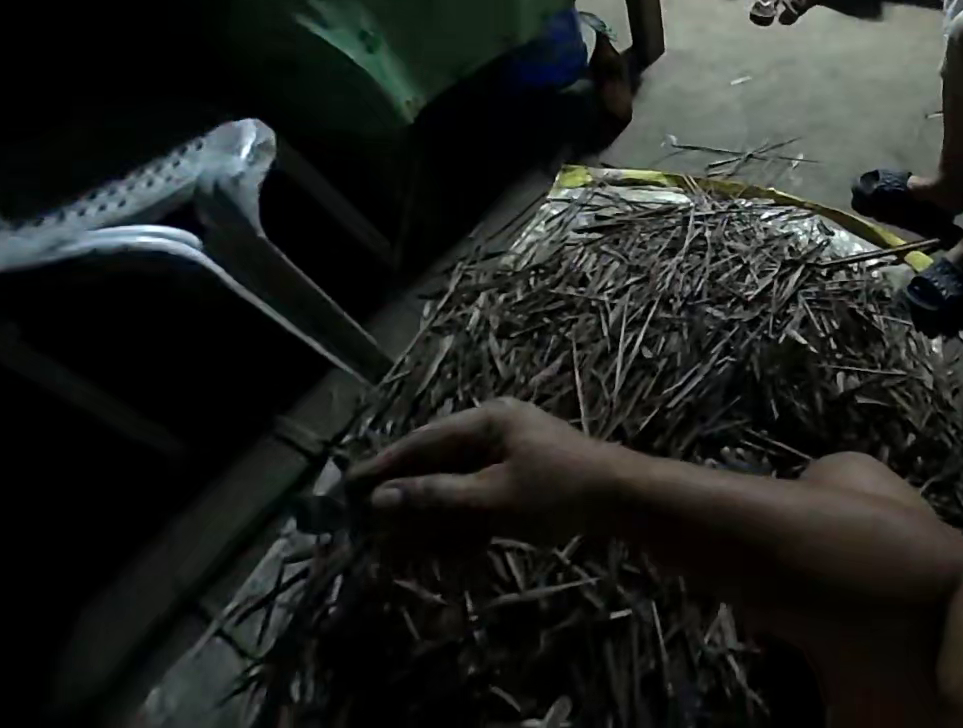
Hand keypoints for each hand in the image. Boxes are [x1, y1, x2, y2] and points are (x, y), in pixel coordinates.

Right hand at [346, 398, 628, 545]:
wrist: (618, 494)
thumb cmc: (556, 488)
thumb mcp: (492, 496)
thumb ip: (436, 495)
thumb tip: (380, 496)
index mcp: (490, 419)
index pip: (425, 438)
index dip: (385, 464)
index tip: (345, 487)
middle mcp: (497, 426)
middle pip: (439, 459)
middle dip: (408, 494)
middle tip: (370, 525)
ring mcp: (511, 448)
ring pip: (457, 479)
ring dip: (432, 510)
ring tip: (399, 541)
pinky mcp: (520, 471)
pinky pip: (479, 491)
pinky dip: (460, 515)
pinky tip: (442, 543)